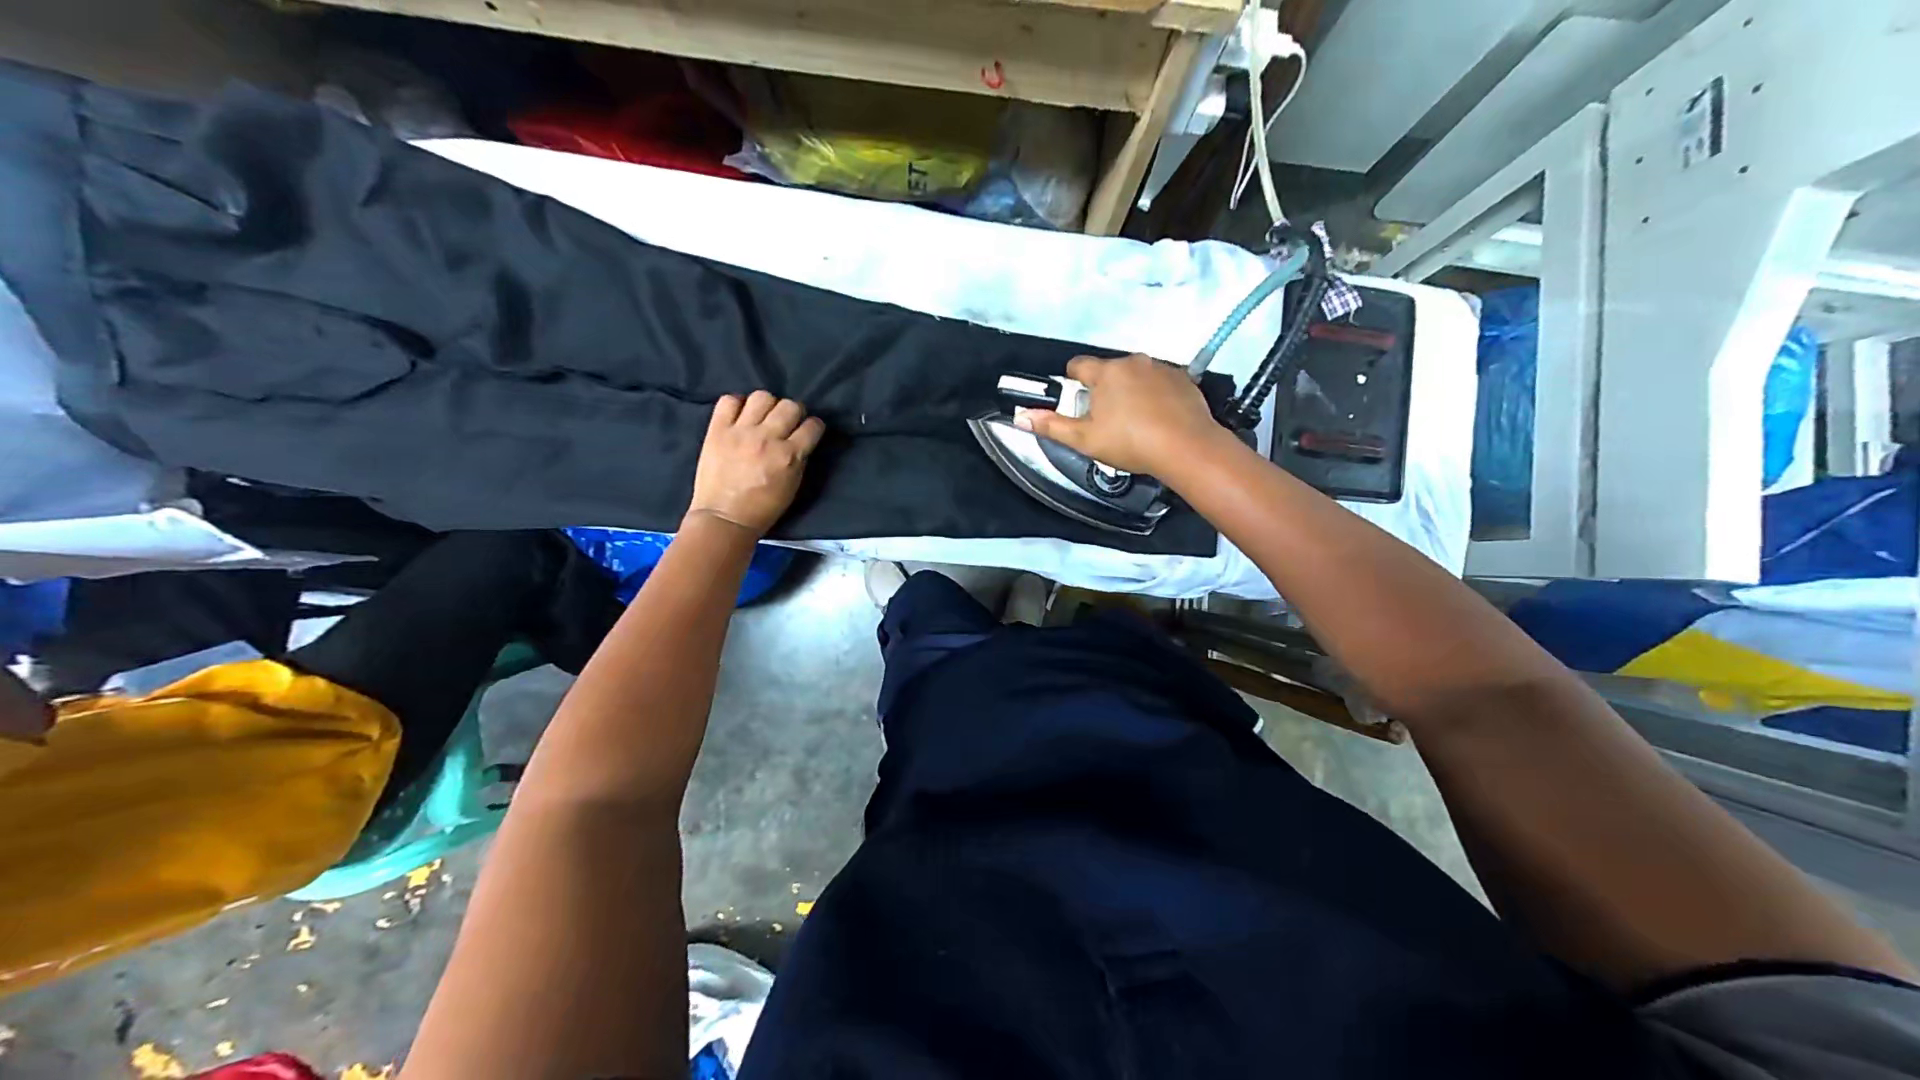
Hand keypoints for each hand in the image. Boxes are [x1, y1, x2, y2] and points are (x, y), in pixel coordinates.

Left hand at [688, 391, 825, 536]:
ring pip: (762, 397)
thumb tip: (801, 439)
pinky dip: (737, 405)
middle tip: (785, 425)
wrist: (724, 518)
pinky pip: (729, 400)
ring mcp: (740, 432)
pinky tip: (740, 417)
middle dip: (793, 413)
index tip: (808, 431)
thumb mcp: (793, 486)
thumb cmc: (763, 508)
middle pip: (790, 406)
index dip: (813, 427)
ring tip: (762, 418)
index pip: (812, 426)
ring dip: (767, 406)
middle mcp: (766, 439)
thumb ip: (799, 459)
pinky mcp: (717, 430)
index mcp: (789, 456)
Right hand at [1013, 354, 1225, 474]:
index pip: (1078, 365)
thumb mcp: (1084, 439)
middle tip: (1106, 421)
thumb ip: (1051, 425)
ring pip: (1136, 375)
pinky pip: (1161, 382)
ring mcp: (1161, 368)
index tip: (1076, 399)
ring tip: (1135, 422)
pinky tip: (1158, 418)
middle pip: (1108, 371)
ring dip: (1131, 391)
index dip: (1072, 381)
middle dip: (1104, 390)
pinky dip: (1156, 395)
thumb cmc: (1132, 443)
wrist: (1187, 447)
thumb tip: (1021, 417)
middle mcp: (1133, 362)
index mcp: (1106, 372)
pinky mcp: (1184, 379)